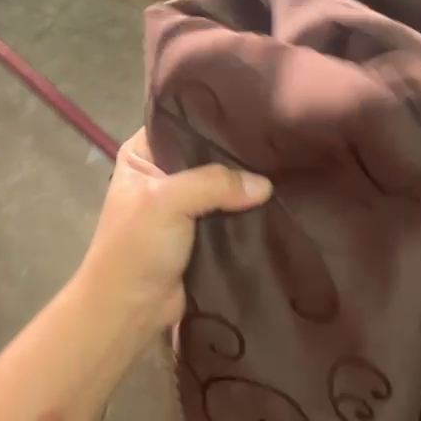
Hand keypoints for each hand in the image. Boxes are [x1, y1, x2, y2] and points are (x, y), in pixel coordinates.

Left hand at [73, 129, 271, 336]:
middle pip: (206, 155)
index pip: (181, 123)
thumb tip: (264, 185)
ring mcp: (182, 205)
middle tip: (280, 143)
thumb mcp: (167, 202)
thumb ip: (213, 183)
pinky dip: (249, 212)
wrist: (131, 308)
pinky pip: (231, 214)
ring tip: (289, 167)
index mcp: (141, 155)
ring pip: (222, 186)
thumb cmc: (136, 247)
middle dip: (238, 155)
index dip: (214, 119)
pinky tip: (282, 199)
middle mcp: (162, 173)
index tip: (257, 112)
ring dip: (247, 187)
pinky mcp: (202, 233)